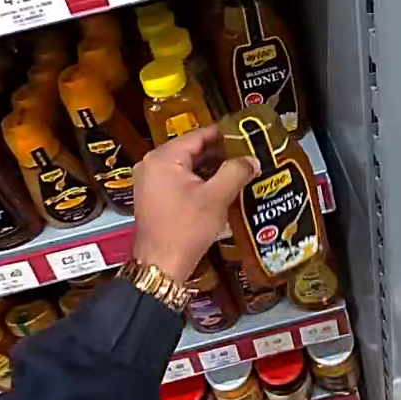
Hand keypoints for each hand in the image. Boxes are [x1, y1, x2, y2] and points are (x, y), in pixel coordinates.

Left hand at [130, 126, 257, 280]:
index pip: (197, 136)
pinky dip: (196, 180)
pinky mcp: (151, 196)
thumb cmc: (186, 228)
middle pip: (190, 149)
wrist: (161, 265)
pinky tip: (217, 186)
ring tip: (236, 169)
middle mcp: (151, 164)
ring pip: (184, 165)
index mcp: (163, 158)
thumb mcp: (216, 198)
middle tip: (244, 153)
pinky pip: (177, 179)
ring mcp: (148, 181)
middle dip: (217, 152)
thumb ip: (235, 172)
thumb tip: (251, 160)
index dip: (222, 134)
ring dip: (208, 167)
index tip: (243, 134)